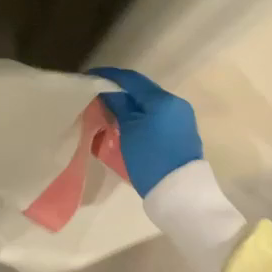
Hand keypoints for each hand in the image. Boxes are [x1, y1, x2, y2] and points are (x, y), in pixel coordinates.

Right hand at [89, 67, 203, 196]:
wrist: (180, 195)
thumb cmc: (150, 159)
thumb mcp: (128, 130)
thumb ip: (118, 105)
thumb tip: (108, 91)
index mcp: (163, 99)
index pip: (131, 79)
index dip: (109, 76)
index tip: (89, 76)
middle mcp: (176, 103)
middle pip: (142, 90)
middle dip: (119, 90)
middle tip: (98, 94)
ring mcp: (181, 118)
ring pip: (149, 104)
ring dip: (130, 104)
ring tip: (109, 109)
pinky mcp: (182, 133)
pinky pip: (157, 115)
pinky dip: (141, 115)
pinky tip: (126, 122)